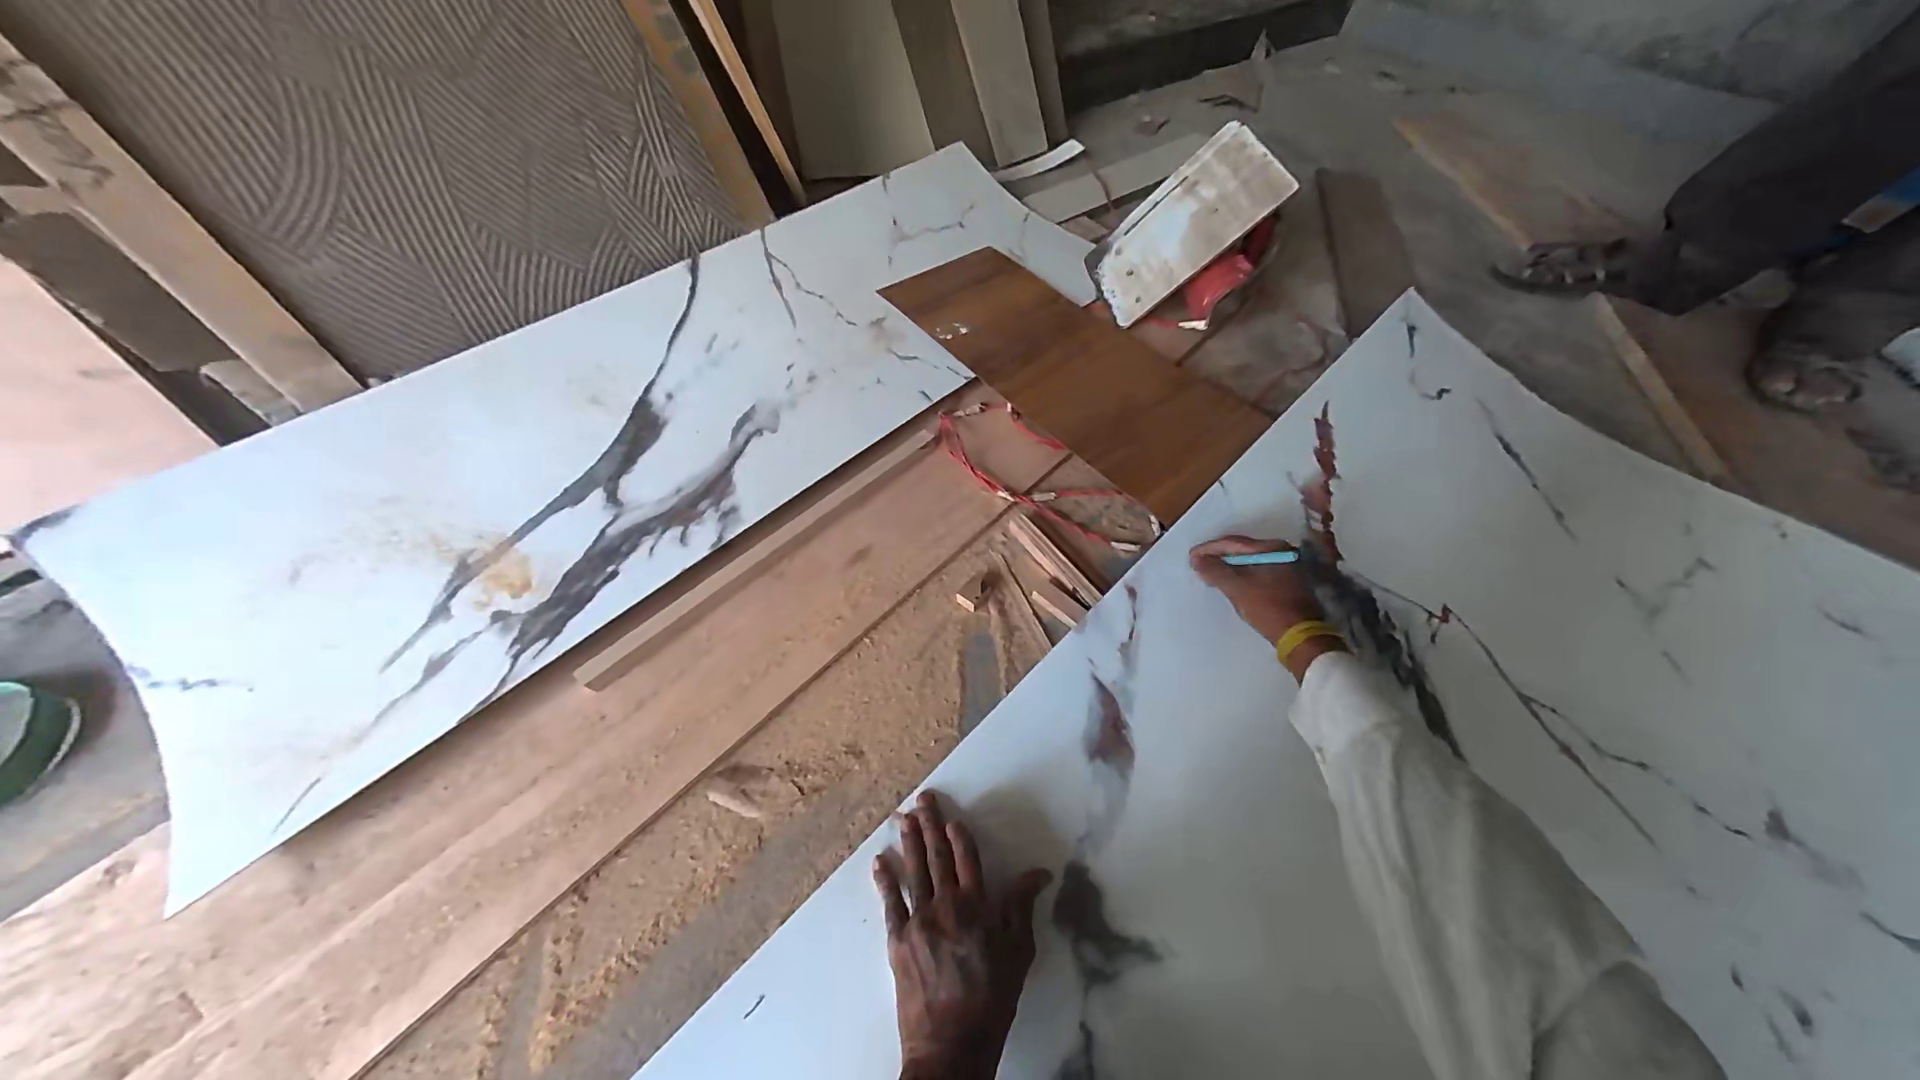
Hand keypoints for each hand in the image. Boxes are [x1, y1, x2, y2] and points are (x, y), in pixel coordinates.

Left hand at [874, 791, 1051, 1079]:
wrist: (951, 1044)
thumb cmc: (992, 999)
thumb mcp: (1019, 954)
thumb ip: (1022, 907)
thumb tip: (1038, 872)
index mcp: (977, 907)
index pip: (968, 859)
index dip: (960, 835)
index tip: (952, 817)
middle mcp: (946, 905)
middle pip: (938, 857)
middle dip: (931, 825)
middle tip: (923, 800)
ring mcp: (919, 921)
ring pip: (914, 871)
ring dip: (909, 842)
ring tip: (903, 817)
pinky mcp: (898, 939)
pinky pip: (890, 902)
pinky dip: (885, 880)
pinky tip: (880, 861)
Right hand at [1189, 535, 1344, 681]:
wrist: (1299, 635)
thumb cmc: (1268, 608)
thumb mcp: (1237, 588)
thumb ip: (1215, 571)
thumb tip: (1197, 559)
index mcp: (1272, 548)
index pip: (1233, 543)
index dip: (1209, 549)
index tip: (1191, 557)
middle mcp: (1281, 551)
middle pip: (1241, 549)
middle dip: (1217, 556)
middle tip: (1197, 564)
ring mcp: (1285, 566)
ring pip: (1248, 561)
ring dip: (1227, 566)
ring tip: (1208, 573)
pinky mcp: (1284, 580)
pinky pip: (1255, 571)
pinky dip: (1239, 574)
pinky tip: (1227, 581)